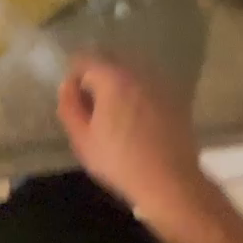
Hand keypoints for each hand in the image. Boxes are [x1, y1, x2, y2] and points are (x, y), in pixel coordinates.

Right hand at [57, 55, 211, 224]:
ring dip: (118, 86)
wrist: (169, 181)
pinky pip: (148, 87)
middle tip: (90, 107)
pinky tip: (135, 121)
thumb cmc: (119, 161)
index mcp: (113, 79)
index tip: (72, 99)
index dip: (74, 77)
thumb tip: (67, 85)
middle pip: (110, 62)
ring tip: (113, 115)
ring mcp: (160, 85)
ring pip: (131, 74)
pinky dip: (137, 95)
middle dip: (96, 78)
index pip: (85, 60)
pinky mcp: (175, 99)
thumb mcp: (82, 139)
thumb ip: (69, 106)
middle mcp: (139, 74)